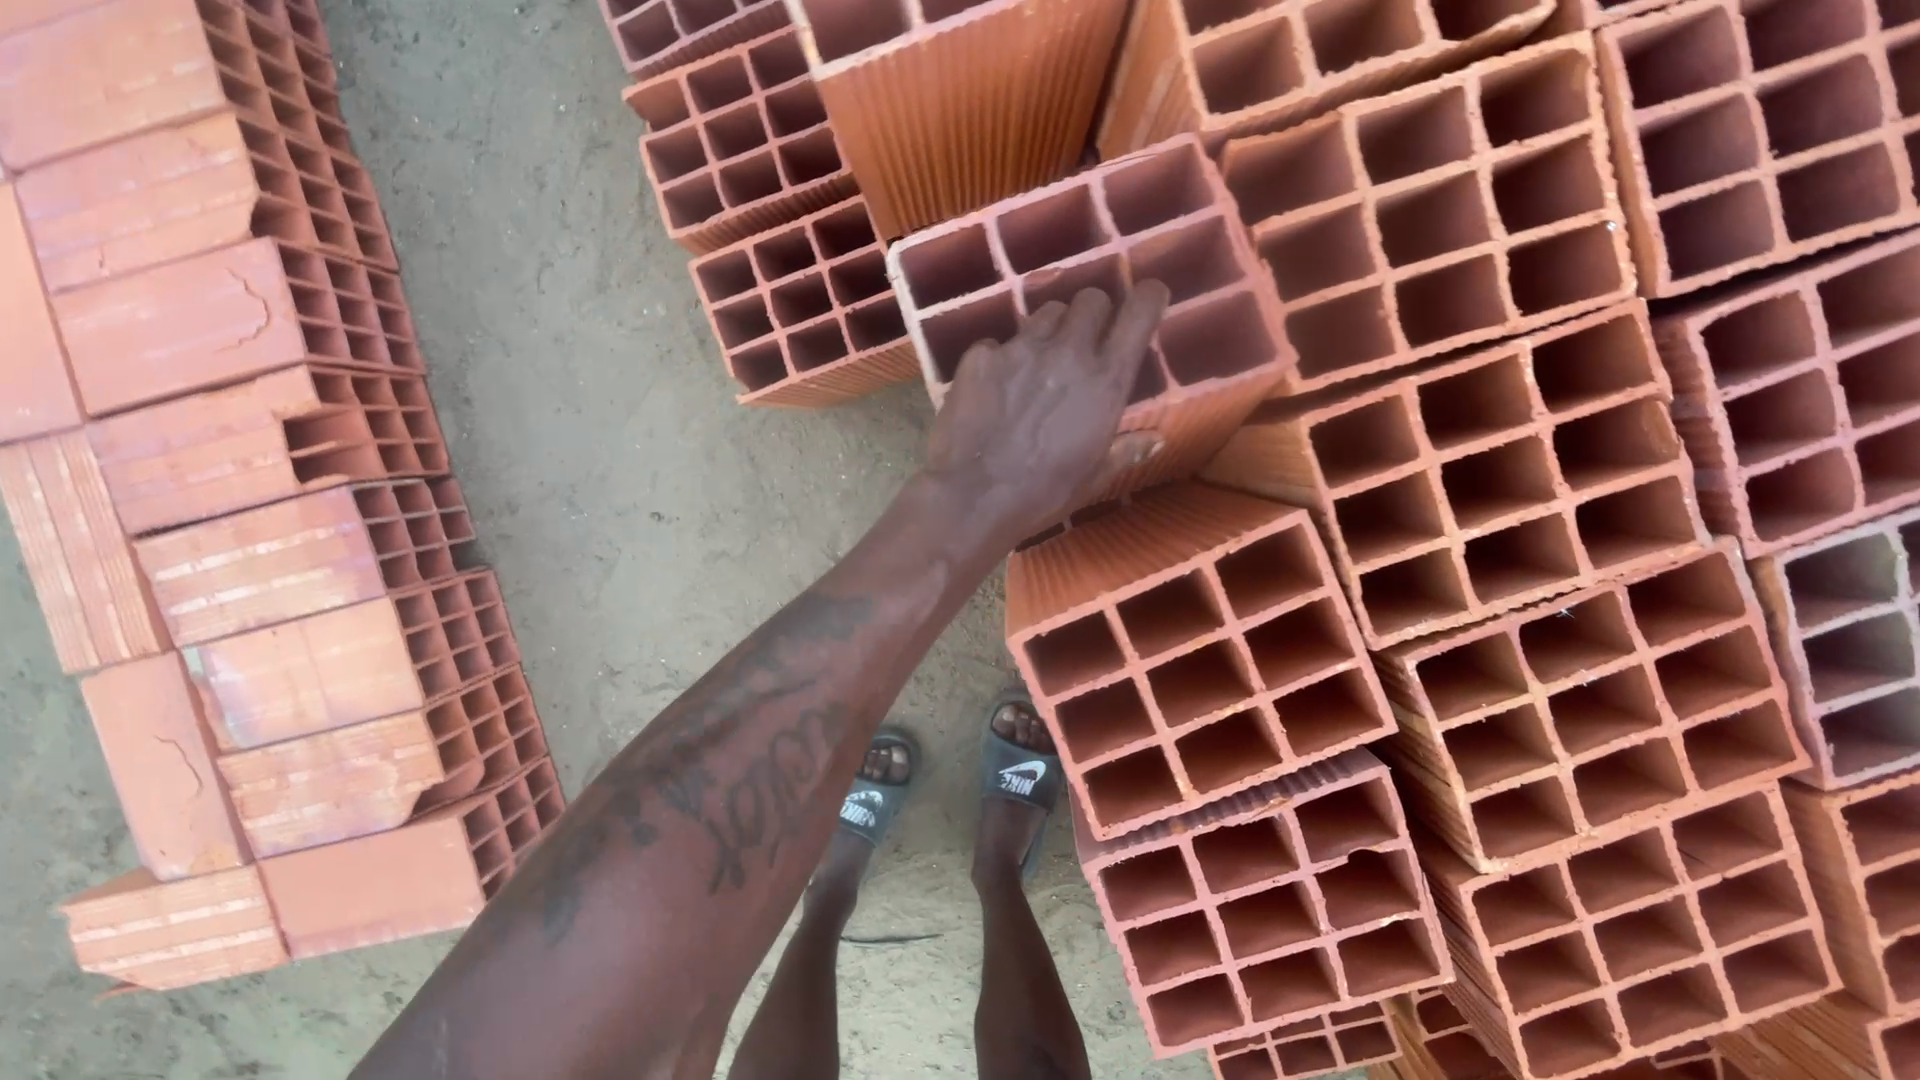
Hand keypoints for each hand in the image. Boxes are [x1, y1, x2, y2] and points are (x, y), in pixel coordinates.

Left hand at [923, 282, 1170, 546]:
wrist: (972, 497)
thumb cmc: (1043, 494)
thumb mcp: (1094, 477)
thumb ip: (1127, 449)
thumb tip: (1157, 438)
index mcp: (1105, 380)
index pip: (1140, 309)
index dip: (1148, 297)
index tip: (1146, 300)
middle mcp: (1067, 351)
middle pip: (1091, 298)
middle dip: (1094, 315)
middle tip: (1084, 344)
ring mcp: (1020, 348)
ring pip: (1046, 312)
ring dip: (1051, 331)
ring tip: (1039, 364)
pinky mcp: (980, 355)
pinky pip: (999, 341)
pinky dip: (1002, 358)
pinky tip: (996, 388)